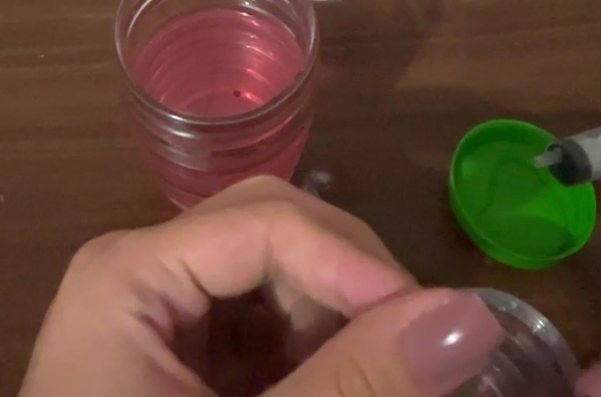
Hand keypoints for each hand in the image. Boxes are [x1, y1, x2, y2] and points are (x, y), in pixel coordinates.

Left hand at [19, 175, 506, 396]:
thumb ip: (352, 385)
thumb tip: (470, 316)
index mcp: (130, 271)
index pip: (264, 221)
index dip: (356, 263)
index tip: (441, 324)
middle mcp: (144, 265)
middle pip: (272, 229)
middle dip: (351, 283)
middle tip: (422, 350)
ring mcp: (163, 304)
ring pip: (279, 271)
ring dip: (341, 316)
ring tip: (385, 373)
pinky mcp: (184, 347)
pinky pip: (264, 319)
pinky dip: (315, 347)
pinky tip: (345, 380)